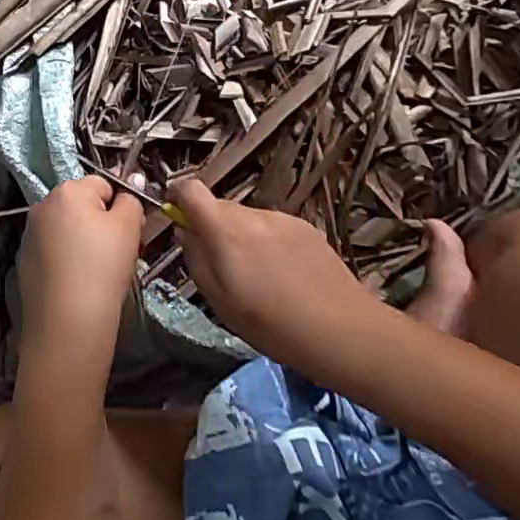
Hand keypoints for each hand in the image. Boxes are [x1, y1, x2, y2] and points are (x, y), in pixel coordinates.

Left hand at [19, 175, 145, 337]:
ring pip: (66, 228)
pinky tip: (76, 281)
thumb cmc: (102, 266)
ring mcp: (30, 233)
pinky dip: (65, 258)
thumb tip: (132, 180)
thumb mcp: (129, 227)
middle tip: (118, 250)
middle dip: (100, 221)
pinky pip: (53, 250)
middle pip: (82, 205)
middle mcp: (43, 205)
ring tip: (97, 270)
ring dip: (81, 239)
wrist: (67, 320)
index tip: (130, 230)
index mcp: (68, 190)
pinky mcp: (24, 260)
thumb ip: (131, 200)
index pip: (103, 183)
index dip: (120, 205)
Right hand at [170, 178, 377, 363]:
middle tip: (223, 265)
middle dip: (213, 227)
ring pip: (247, 218)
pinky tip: (285, 275)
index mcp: (225, 230)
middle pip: (220, 206)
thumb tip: (186, 231)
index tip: (177, 216)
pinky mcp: (306, 226)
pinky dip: (268, 242)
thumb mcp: (218, 299)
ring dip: (242, 236)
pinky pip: (273, 226)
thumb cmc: (270, 324)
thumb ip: (195, 258)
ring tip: (259, 276)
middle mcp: (252, 214)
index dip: (178, 196)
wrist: (342, 331)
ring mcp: (282, 218)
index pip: (190, 188)